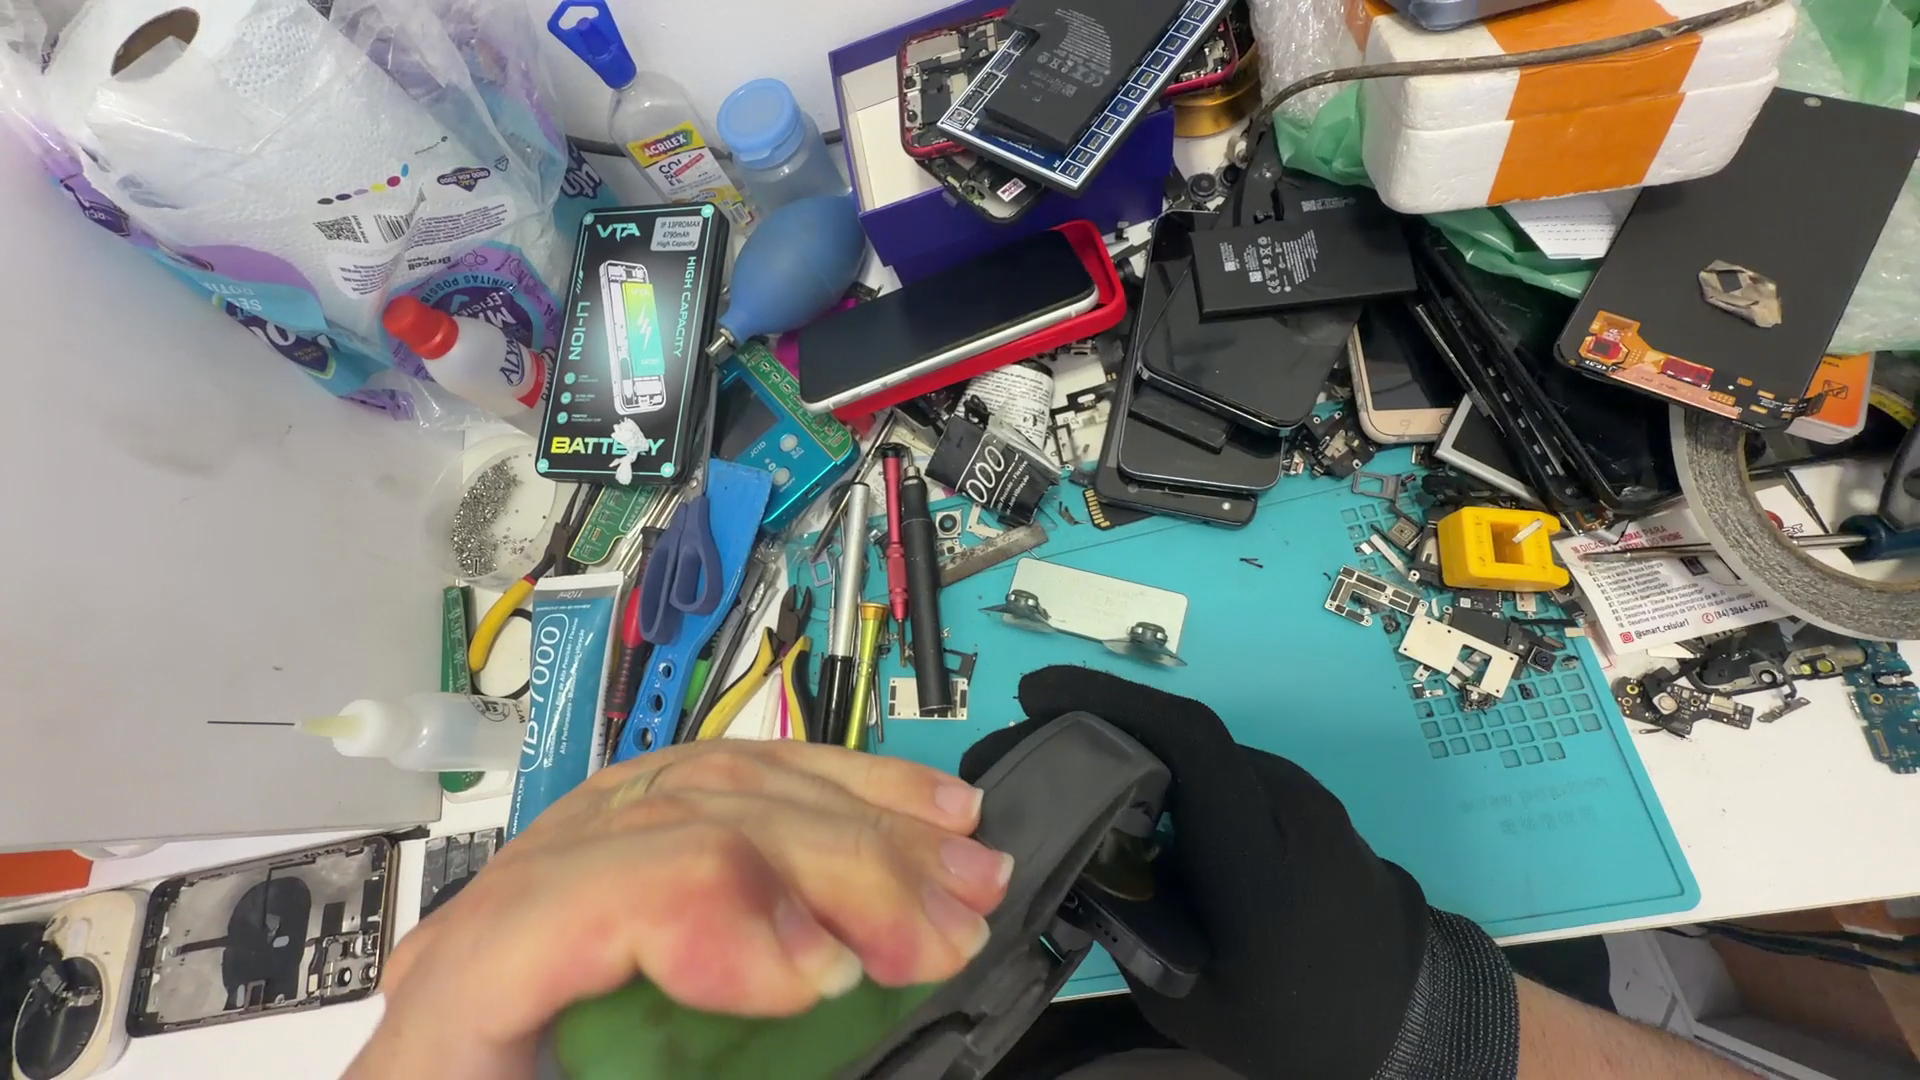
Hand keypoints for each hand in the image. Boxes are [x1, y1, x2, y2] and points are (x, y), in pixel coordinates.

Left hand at [348, 741, 1013, 1079]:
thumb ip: (739, 1076)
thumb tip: (842, 1005)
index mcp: (458, 1002)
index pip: (558, 907)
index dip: (706, 913)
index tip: (833, 982)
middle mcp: (522, 890)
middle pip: (680, 819)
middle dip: (839, 866)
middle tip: (952, 925)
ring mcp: (594, 840)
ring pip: (737, 778)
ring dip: (872, 820)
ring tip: (968, 868)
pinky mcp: (656, 825)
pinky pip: (759, 779)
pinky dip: (854, 792)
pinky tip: (926, 809)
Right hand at [962, 668, 1454, 1079]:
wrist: (1420, 1022)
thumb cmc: (1304, 1025)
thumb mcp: (1193, 1003)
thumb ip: (1127, 929)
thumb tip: (1075, 865)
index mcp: (1255, 852)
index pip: (1184, 739)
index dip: (1110, 700)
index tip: (1039, 693)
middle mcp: (1280, 801)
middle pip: (1179, 732)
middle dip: (1098, 718)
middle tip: (1034, 740)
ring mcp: (1298, 794)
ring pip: (1197, 750)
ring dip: (1132, 747)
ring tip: (1076, 778)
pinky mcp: (1301, 800)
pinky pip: (1220, 771)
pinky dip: (1167, 774)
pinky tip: (1140, 812)